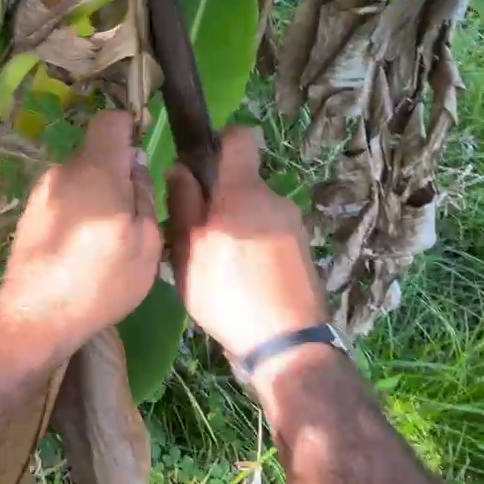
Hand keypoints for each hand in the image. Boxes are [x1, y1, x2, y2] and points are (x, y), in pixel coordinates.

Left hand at [0, 110, 161, 362]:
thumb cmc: (100, 281)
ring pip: (80, 179)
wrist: (35, 316)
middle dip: (116, 174)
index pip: (110, 121)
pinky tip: (83, 250)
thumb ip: (143, 195)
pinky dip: (78, 213)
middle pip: (95, 154)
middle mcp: (63, 172)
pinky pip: (64, 199)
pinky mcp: (29, 214)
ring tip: (107, 240)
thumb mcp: (146, 242)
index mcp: (95, 170)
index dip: (130, 128)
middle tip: (132, 215)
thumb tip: (135, 164)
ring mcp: (41, 192)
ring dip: (97, 197)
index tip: (142, 155)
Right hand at [166, 126, 324, 356]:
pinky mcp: (303, 250)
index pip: (240, 138)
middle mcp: (274, 200)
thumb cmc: (227, 294)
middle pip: (241, 182)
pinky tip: (240, 279)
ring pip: (254, 210)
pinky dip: (252, 245)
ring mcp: (293, 225)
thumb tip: (180, 169)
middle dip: (218, 199)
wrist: (287, 345)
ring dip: (235, 225)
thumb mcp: (189, 252)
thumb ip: (184, 206)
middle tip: (195, 234)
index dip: (219, 141)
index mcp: (243, 192)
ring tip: (216, 264)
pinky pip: (269, 233)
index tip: (200, 163)